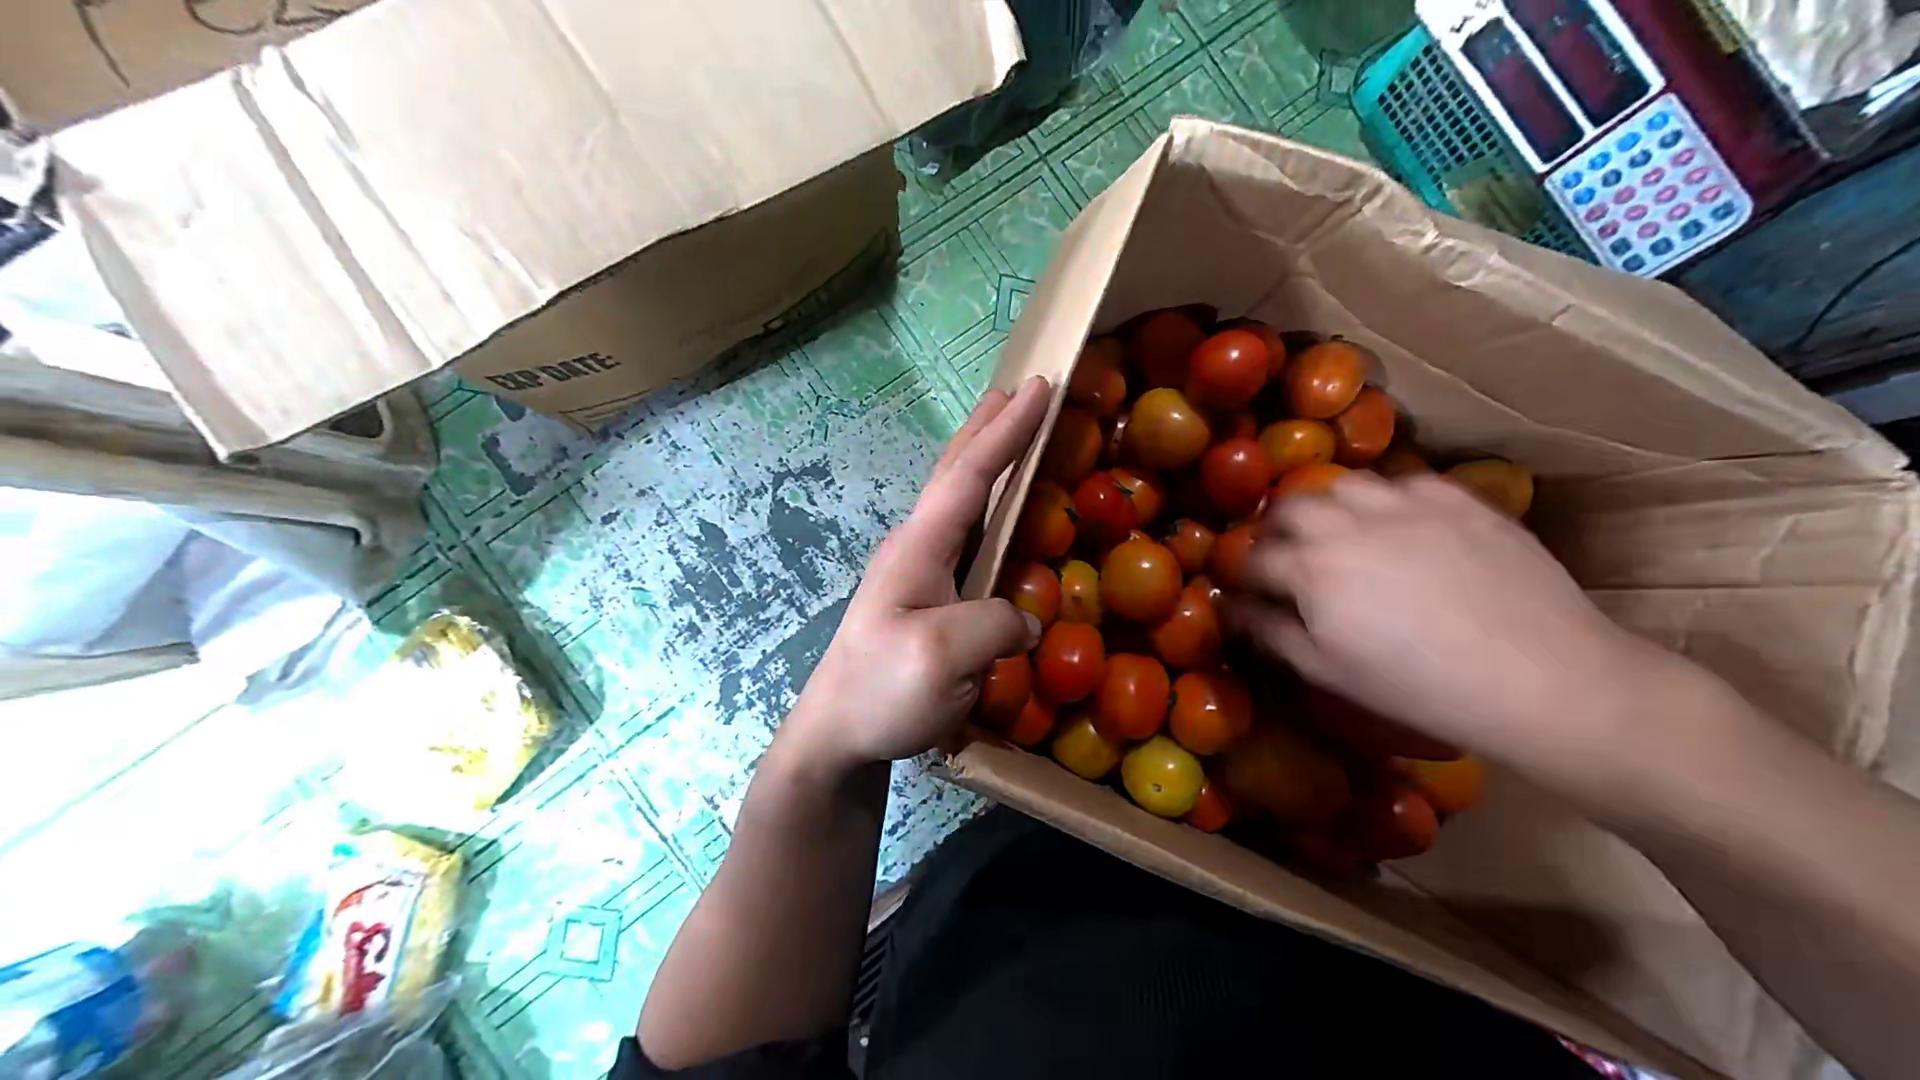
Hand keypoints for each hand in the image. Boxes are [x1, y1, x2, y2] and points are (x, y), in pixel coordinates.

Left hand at [781, 378, 1051, 773]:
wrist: (835, 733)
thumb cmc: (881, 692)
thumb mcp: (942, 658)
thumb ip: (995, 624)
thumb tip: (1028, 618)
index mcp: (918, 547)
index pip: (969, 475)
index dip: (1007, 431)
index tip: (1040, 389)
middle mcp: (915, 546)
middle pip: (955, 472)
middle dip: (990, 427)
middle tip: (1021, 390)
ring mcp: (916, 571)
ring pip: (957, 499)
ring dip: (985, 459)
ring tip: (1010, 430)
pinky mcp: (924, 597)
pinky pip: (965, 535)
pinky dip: (987, 506)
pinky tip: (998, 513)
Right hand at [1230, 471, 1670, 765]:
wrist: (1543, 680)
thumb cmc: (1420, 687)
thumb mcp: (1328, 671)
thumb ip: (1271, 631)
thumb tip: (1232, 608)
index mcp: (1312, 569)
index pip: (1255, 557)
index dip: (1245, 573)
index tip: (1249, 587)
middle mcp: (1350, 524)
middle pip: (1290, 506)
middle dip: (1277, 527)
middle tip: (1289, 552)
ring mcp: (1408, 506)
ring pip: (1346, 484)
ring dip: (1330, 505)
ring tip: (1342, 530)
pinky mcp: (1459, 501)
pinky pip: (1408, 483)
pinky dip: (1390, 499)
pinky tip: (1401, 525)